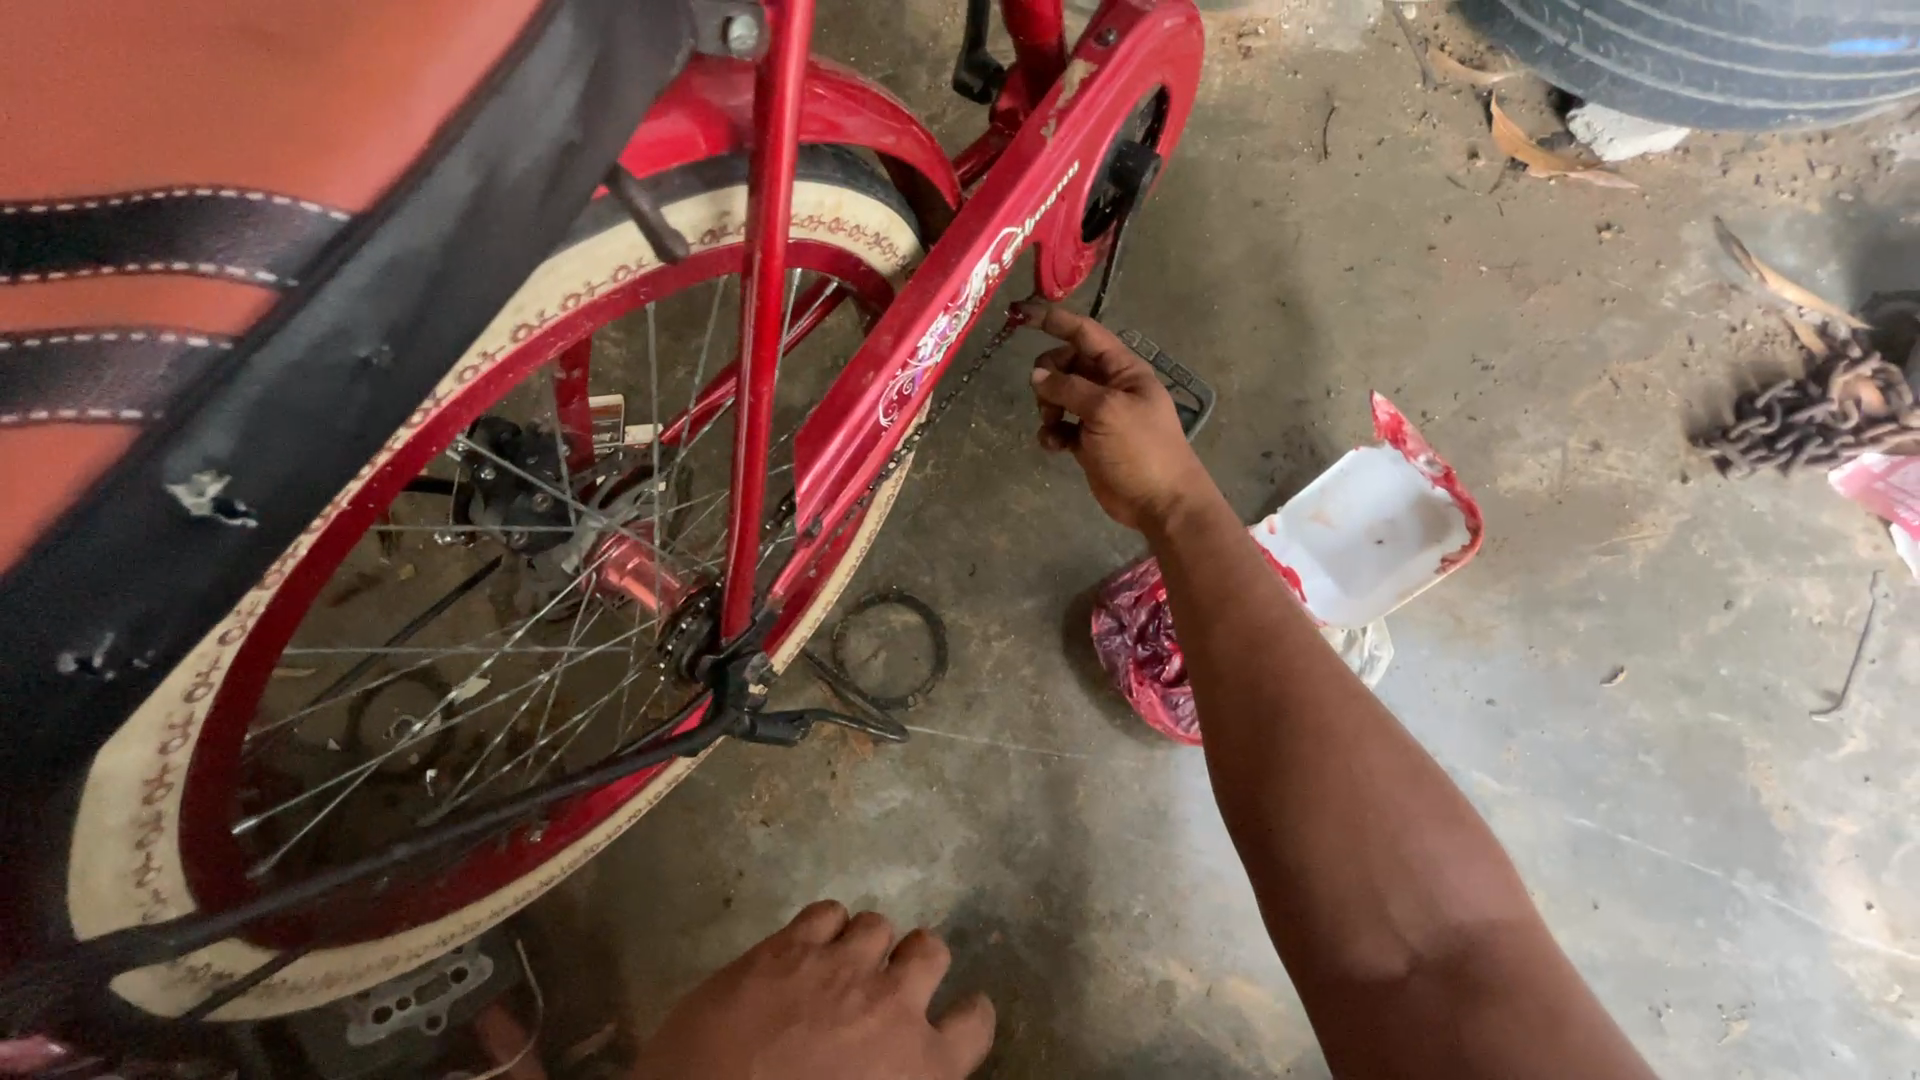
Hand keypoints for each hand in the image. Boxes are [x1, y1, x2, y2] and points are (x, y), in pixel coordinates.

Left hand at [630, 901, 994, 1079]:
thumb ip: (903, 1077)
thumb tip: (896, 1064)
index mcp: (921, 1067)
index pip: (974, 1024)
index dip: (969, 1014)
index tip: (961, 1010)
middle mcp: (892, 1004)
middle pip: (930, 950)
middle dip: (915, 959)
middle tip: (889, 978)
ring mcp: (839, 967)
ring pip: (876, 923)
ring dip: (865, 943)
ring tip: (840, 962)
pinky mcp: (789, 947)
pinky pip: (827, 911)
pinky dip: (823, 926)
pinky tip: (807, 946)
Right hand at [1022, 302, 1217, 533]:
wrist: (1160, 502)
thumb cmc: (1142, 450)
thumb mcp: (1106, 411)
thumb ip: (1069, 388)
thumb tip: (1037, 375)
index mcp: (1123, 369)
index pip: (1084, 333)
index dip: (1054, 321)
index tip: (1022, 313)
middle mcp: (1110, 386)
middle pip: (1066, 364)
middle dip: (1049, 377)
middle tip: (1048, 400)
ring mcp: (1099, 415)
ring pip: (1059, 396)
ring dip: (1049, 408)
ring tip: (1055, 428)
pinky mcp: (1088, 442)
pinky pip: (1061, 426)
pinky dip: (1052, 433)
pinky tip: (1054, 447)